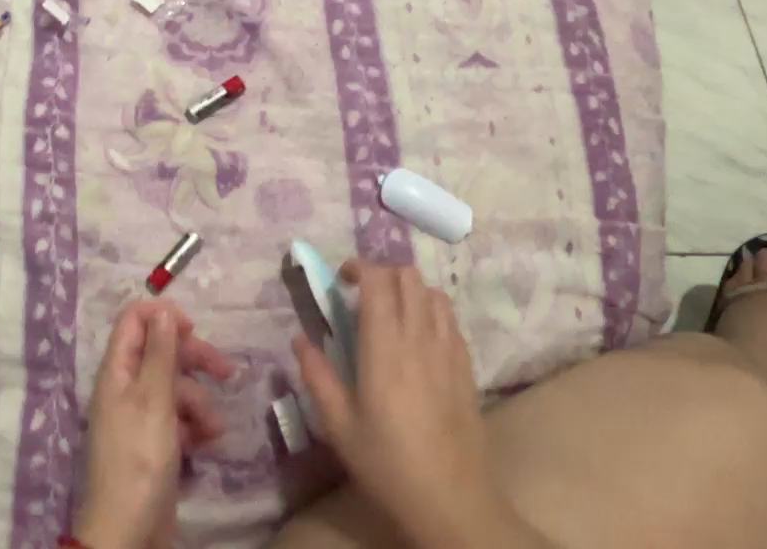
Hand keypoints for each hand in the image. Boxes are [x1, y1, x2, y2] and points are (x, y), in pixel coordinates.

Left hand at [75, 301, 235, 548]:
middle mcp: (126, 387)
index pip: (134, 321)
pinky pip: (179, 419)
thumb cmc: (139, 458)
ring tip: (214, 427)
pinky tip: (208, 442)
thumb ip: (160, 352)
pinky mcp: (155, 442)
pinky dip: (195, 425)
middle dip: (194, 360)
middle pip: (161, 353)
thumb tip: (162, 307)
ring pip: (176, 388)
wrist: (129, 531)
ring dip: (200, 401)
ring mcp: (140, 416)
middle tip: (226, 371)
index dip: (163, 317)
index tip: (193, 329)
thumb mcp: (154, 399)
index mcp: (117, 371)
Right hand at [291, 262, 503, 548]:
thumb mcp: (338, 425)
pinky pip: (450, 318)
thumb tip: (300, 338)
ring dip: (409, 289)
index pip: (378, 280)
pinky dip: (431, 311)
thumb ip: (317, 376)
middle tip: (362, 294)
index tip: (341, 279)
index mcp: (384, 346)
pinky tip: (419, 337)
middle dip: (382, 273)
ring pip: (433, 292)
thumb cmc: (387, 462)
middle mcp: (419, 336)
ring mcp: (448, 349)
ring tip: (391, 311)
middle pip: (408, 276)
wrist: (451, 500)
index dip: (359, 267)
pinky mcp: (466, 365)